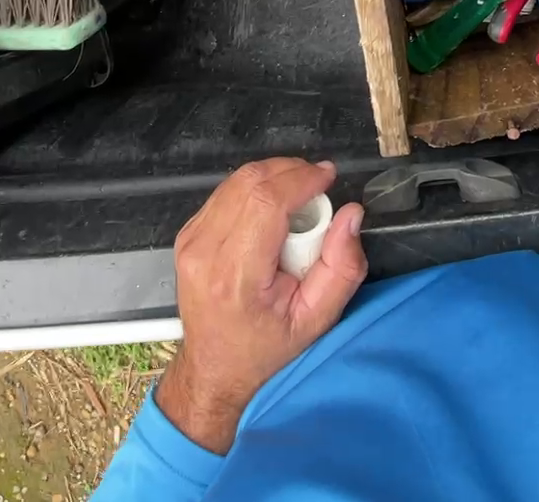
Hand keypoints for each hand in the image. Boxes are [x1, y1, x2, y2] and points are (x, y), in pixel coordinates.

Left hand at [156, 158, 367, 453]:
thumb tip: (351, 214)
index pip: (265, 203)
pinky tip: (275, 204)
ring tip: (301, 192)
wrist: (214, 369)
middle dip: (292, 171)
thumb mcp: (317, 320)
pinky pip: (227, 191)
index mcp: (235, 276)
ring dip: (275, 175)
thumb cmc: (267, 348)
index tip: (329, 177)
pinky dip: (256, 188)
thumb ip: (342, 268)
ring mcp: (190, 239)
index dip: (300, 179)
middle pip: (250, 182)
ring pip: (237, 180)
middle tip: (319, 184)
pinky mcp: (187, 232)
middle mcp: (204, 250)